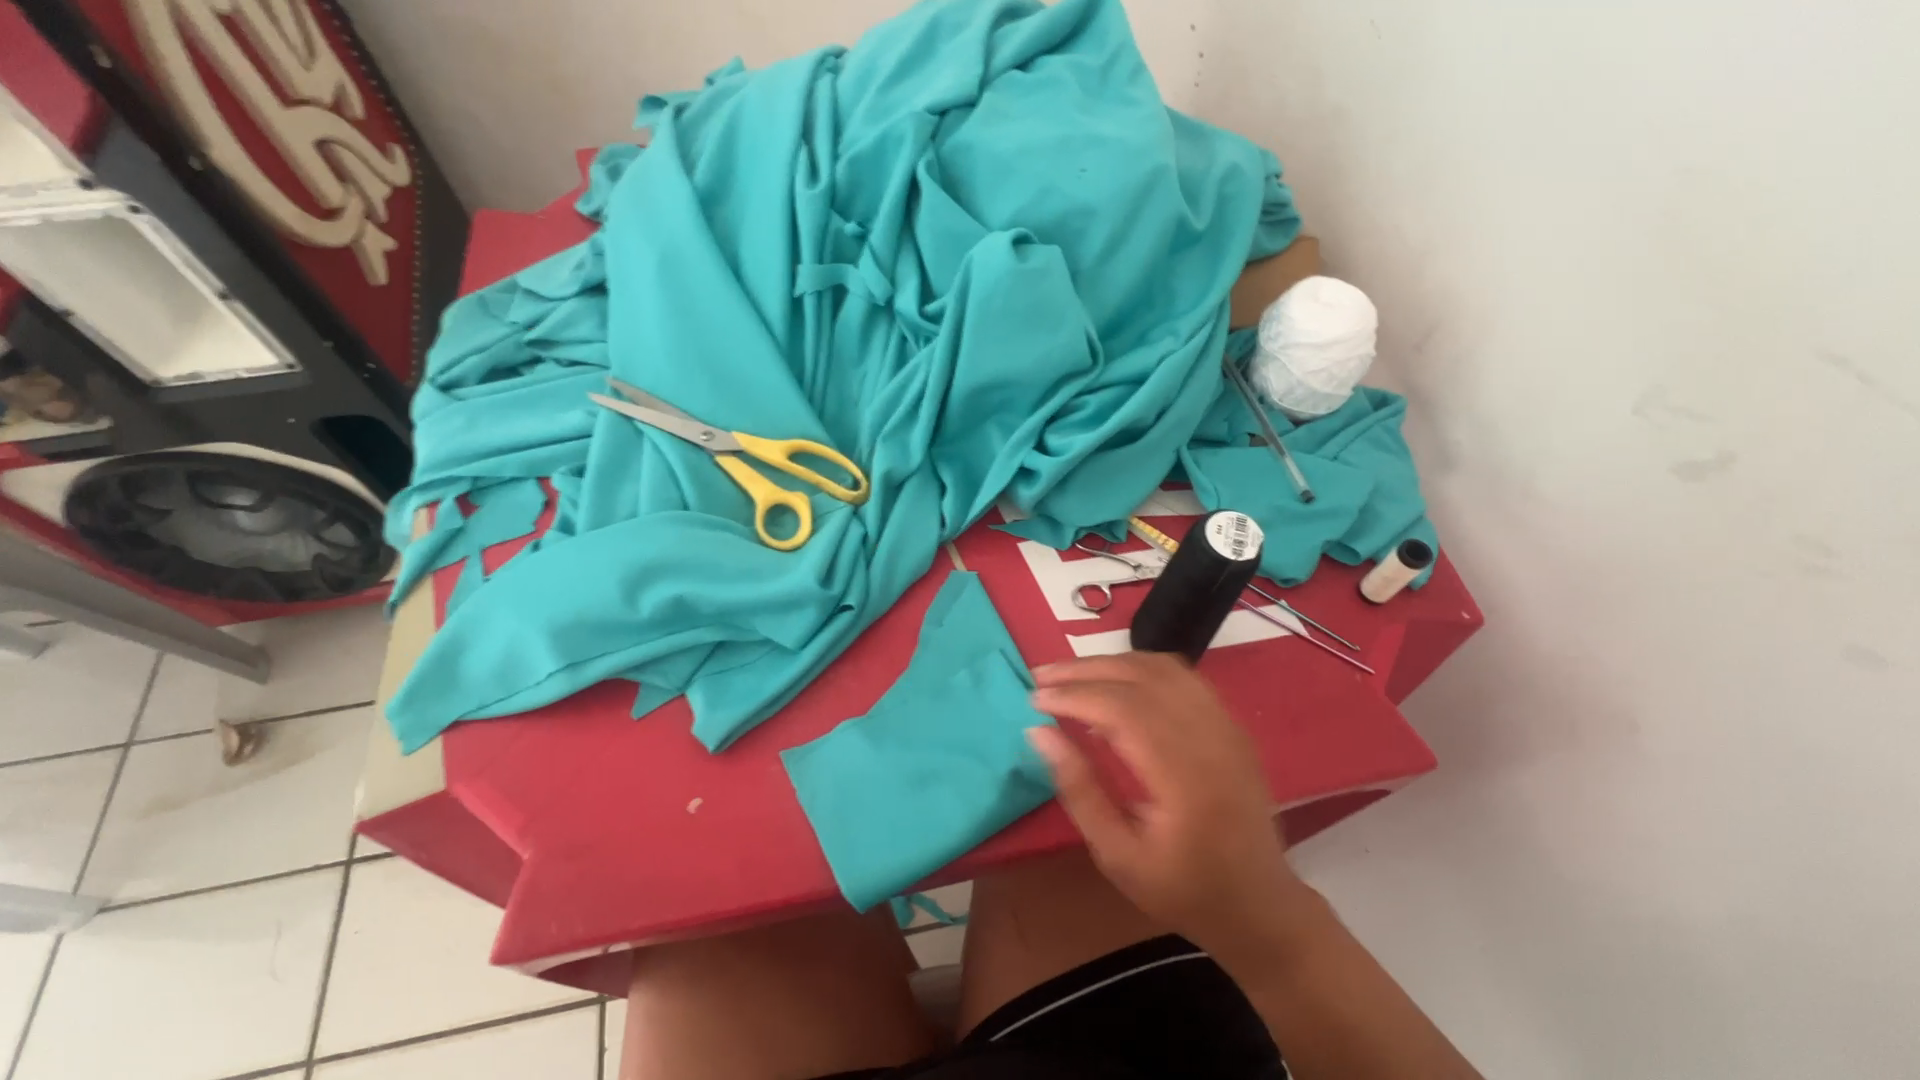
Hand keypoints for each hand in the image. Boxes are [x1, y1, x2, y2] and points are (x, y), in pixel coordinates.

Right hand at [1027, 652, 1310, 955]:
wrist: (1258, 904)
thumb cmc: (1182, 889)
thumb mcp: (1117, 855)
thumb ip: (1079, 789)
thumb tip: (1039, 733)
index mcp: (1184, 776)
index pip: (1123, 709)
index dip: (1075, 695)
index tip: (1034, 698)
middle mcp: (1212, 738)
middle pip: (1142, 677)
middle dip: (1085, 671)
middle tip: (1041, 677)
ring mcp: (1228, 727)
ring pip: (1163, 668)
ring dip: (1112, 664)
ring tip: (1071, 677)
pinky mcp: (1232, 726)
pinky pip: (1183, 678)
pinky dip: (1141, 671)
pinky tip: (1114, 685)